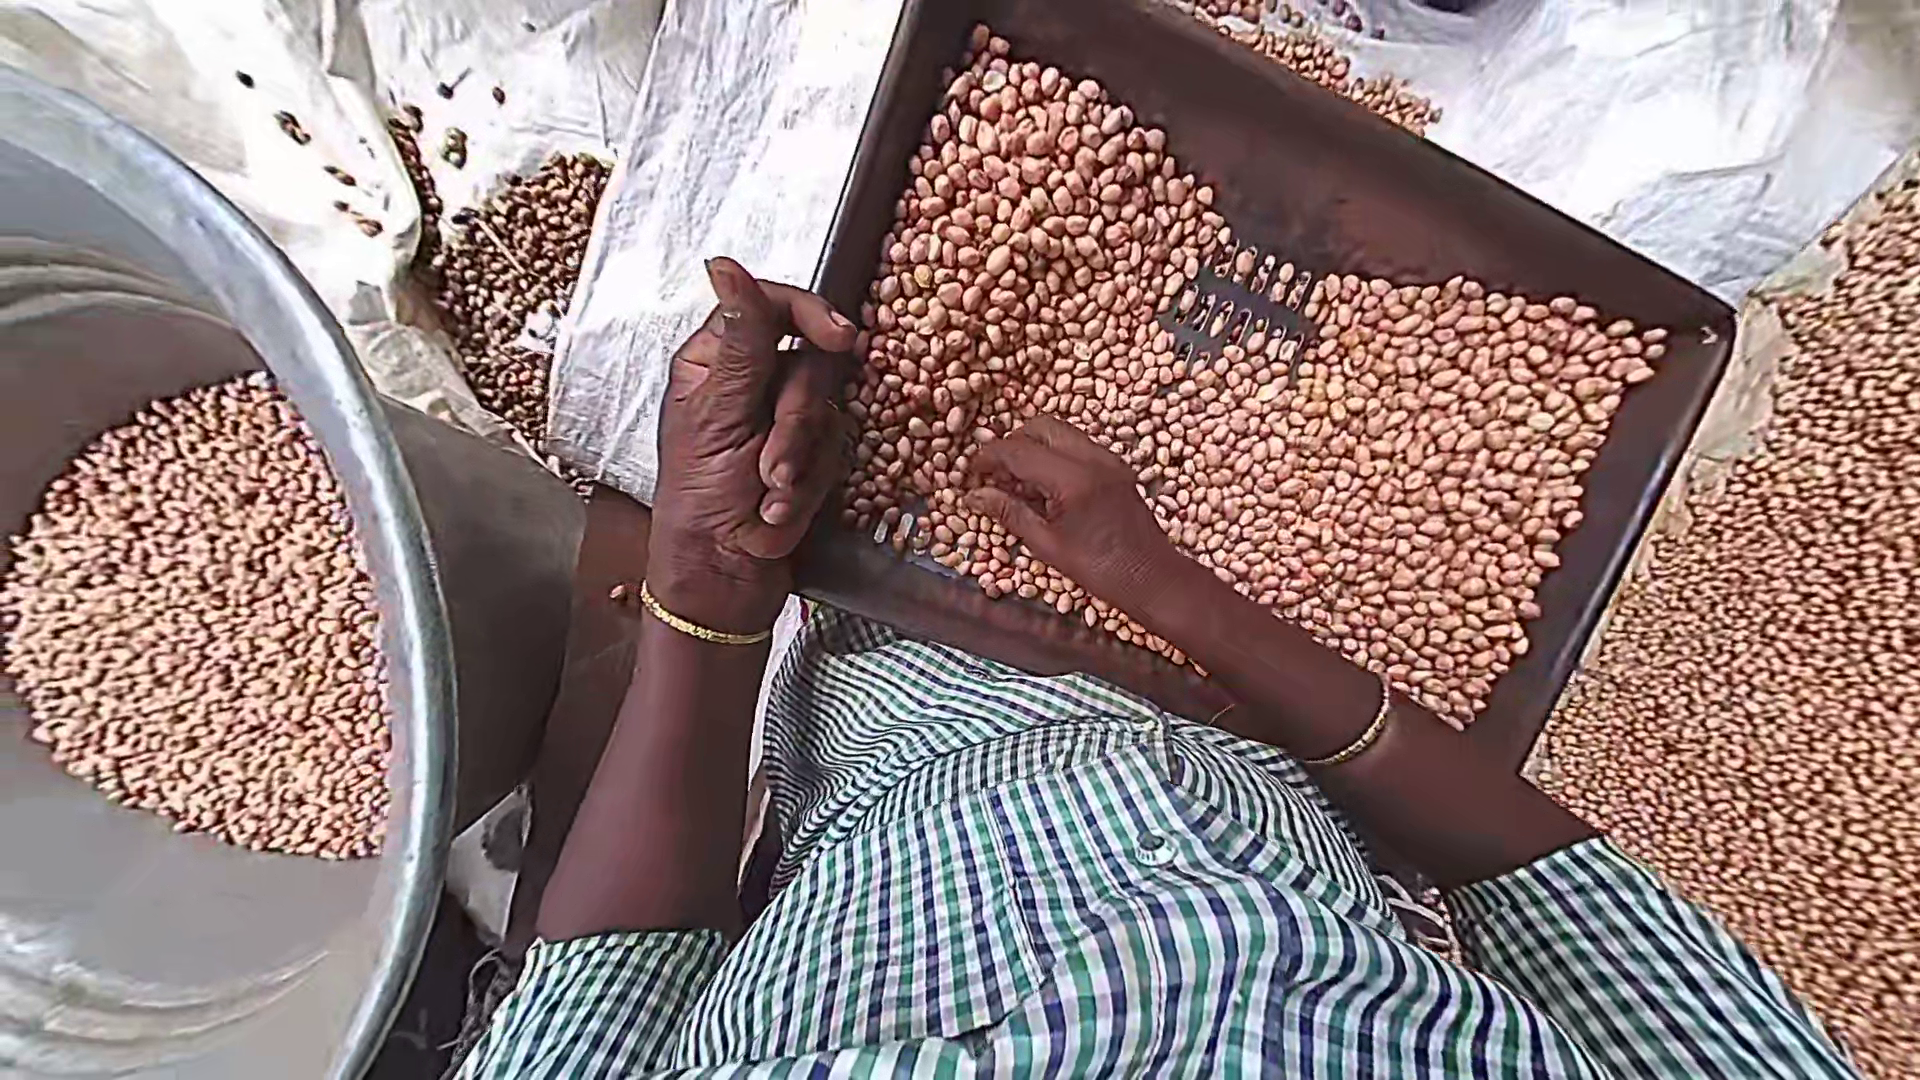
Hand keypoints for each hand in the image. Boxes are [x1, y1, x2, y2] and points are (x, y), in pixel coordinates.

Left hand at [649, 258, 857, 633]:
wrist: (725, 570)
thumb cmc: (702, 496)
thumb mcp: (719, 416)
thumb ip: (740, 343)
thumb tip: (726, 264)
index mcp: (717, 361)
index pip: (773, 310)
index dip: (810, 316)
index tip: (841, 338)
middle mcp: (755, 384)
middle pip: (811, 366)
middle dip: (797, 421)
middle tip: (772, 464)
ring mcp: (784, 421)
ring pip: (827, 412)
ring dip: (802, 459)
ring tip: (771, 494)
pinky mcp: (810, 455)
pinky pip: (833, 451)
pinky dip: (810, 483)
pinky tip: (779, 509)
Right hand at [965, 415, 1187, 614]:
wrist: (1151, 576)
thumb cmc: (1099, 569)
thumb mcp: (1046, 544)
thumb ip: (1009, 513)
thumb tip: (975, 496)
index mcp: (1073, 479)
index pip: (1019, 450)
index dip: (989, 456)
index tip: (971, 470)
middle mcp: (1093, 459)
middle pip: (1040, 427)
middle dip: (1011, 444)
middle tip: (994, 473)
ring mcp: (1108, 459)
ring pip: (1060, 432)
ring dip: (1033, 447)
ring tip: (1016, 481)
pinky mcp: (1116, 467)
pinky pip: (1077, 445)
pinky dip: (1054, 455)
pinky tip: (1043, 486)